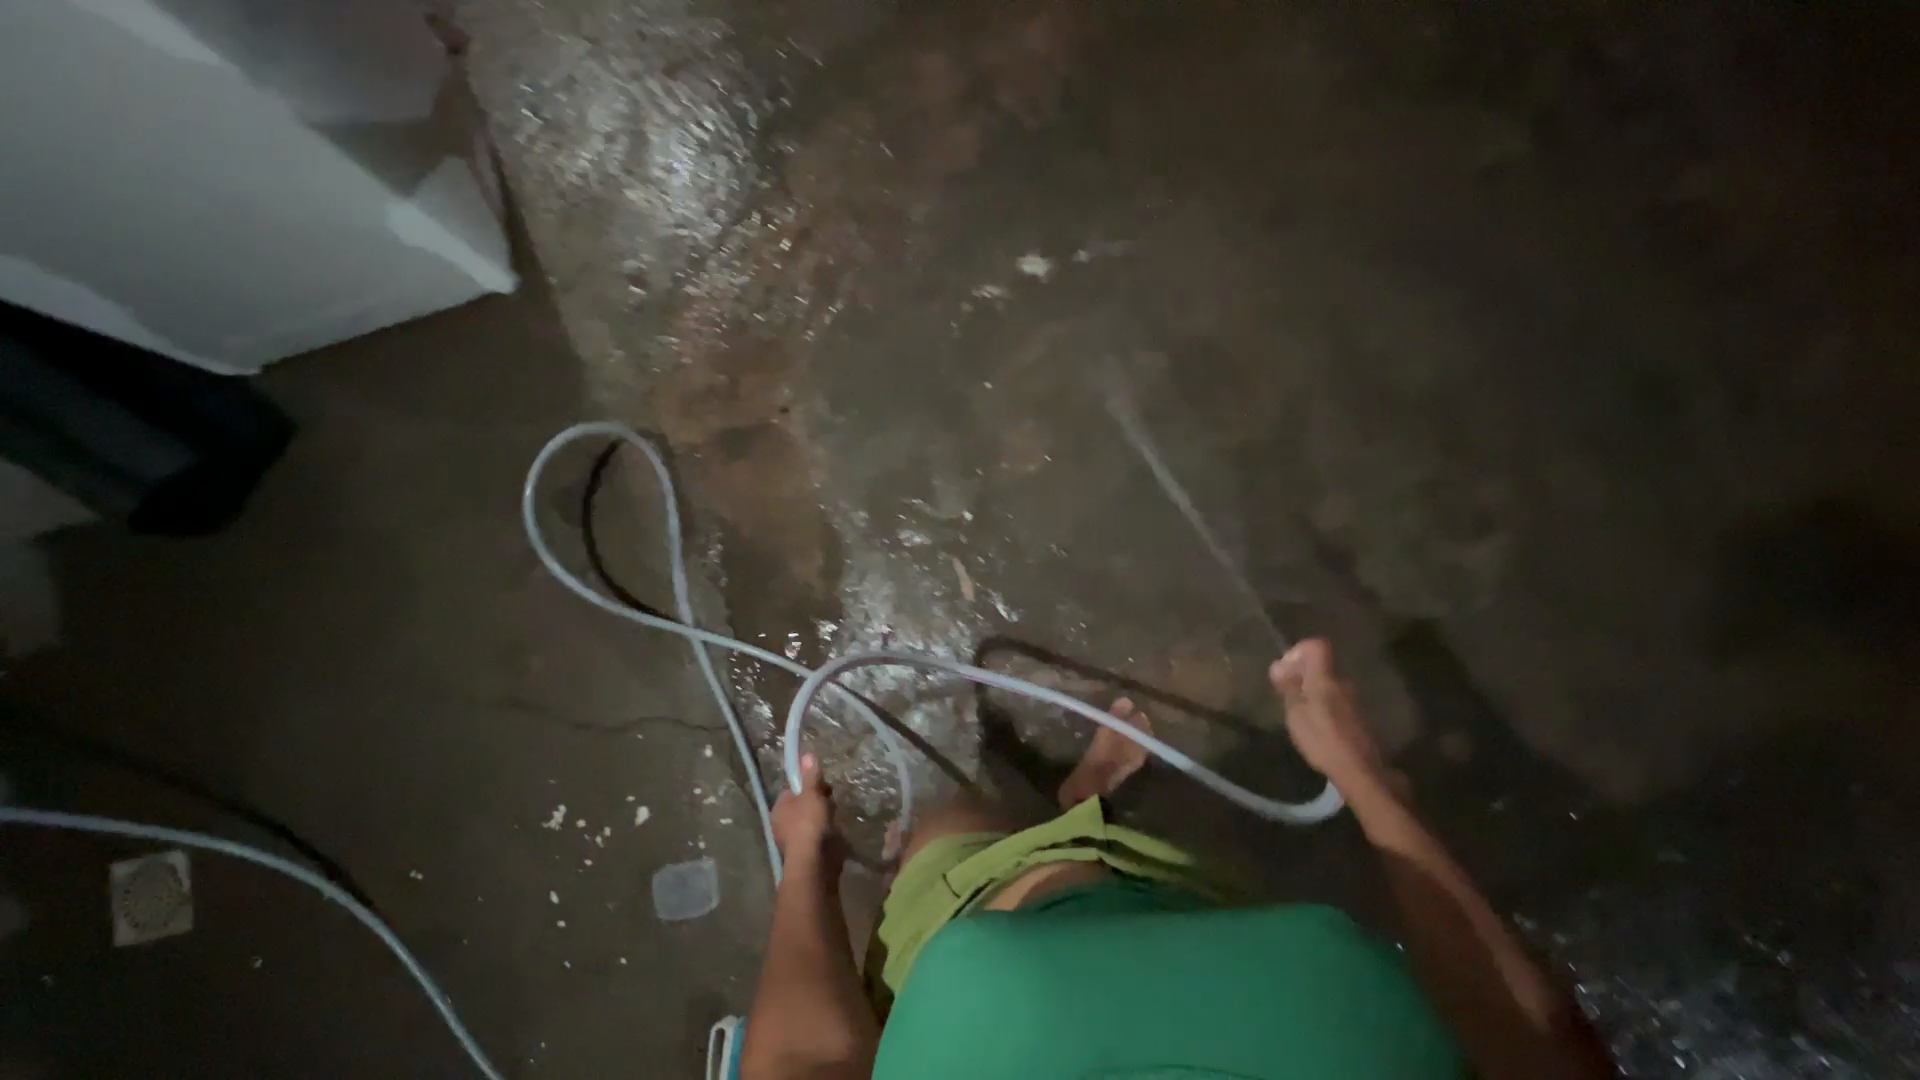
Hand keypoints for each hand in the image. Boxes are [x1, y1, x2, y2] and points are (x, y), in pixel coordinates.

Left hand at [771, 753, 837, 861]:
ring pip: (812, 818)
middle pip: (803, 803)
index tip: (822, 784)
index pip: (793, 789)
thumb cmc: (809, 823)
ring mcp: (794, 838)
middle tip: (830, 799)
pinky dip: (826, 830)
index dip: (808, 784)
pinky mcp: (807, 850)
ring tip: (834, 815)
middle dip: (818, 799)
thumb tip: (806, 755)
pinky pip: (818, 833)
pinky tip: (834, 830)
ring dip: (824, 814)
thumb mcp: (811, 793)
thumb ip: (810, 775)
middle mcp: (782, 823)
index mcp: (779, 808)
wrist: (815, 860)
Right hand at [1269, 639, 1396, 796]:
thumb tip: (1278, 666)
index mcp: (1325, 679)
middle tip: (1286, 697)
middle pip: (1321, 665)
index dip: (1297, 652)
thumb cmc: (1323, 740)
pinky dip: (1324, 706)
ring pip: (1328, 684)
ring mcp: (1354, 699)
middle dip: (1301, 675)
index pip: (1316, 646)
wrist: (1362, 770)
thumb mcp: (1296, 715)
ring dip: (1312, 692)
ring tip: (1299, 716)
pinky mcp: (1359, 715)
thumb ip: (1289, 688)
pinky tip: (1317, 728)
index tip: (1285, 671)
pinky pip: (1336, 699)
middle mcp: (1343, 683)